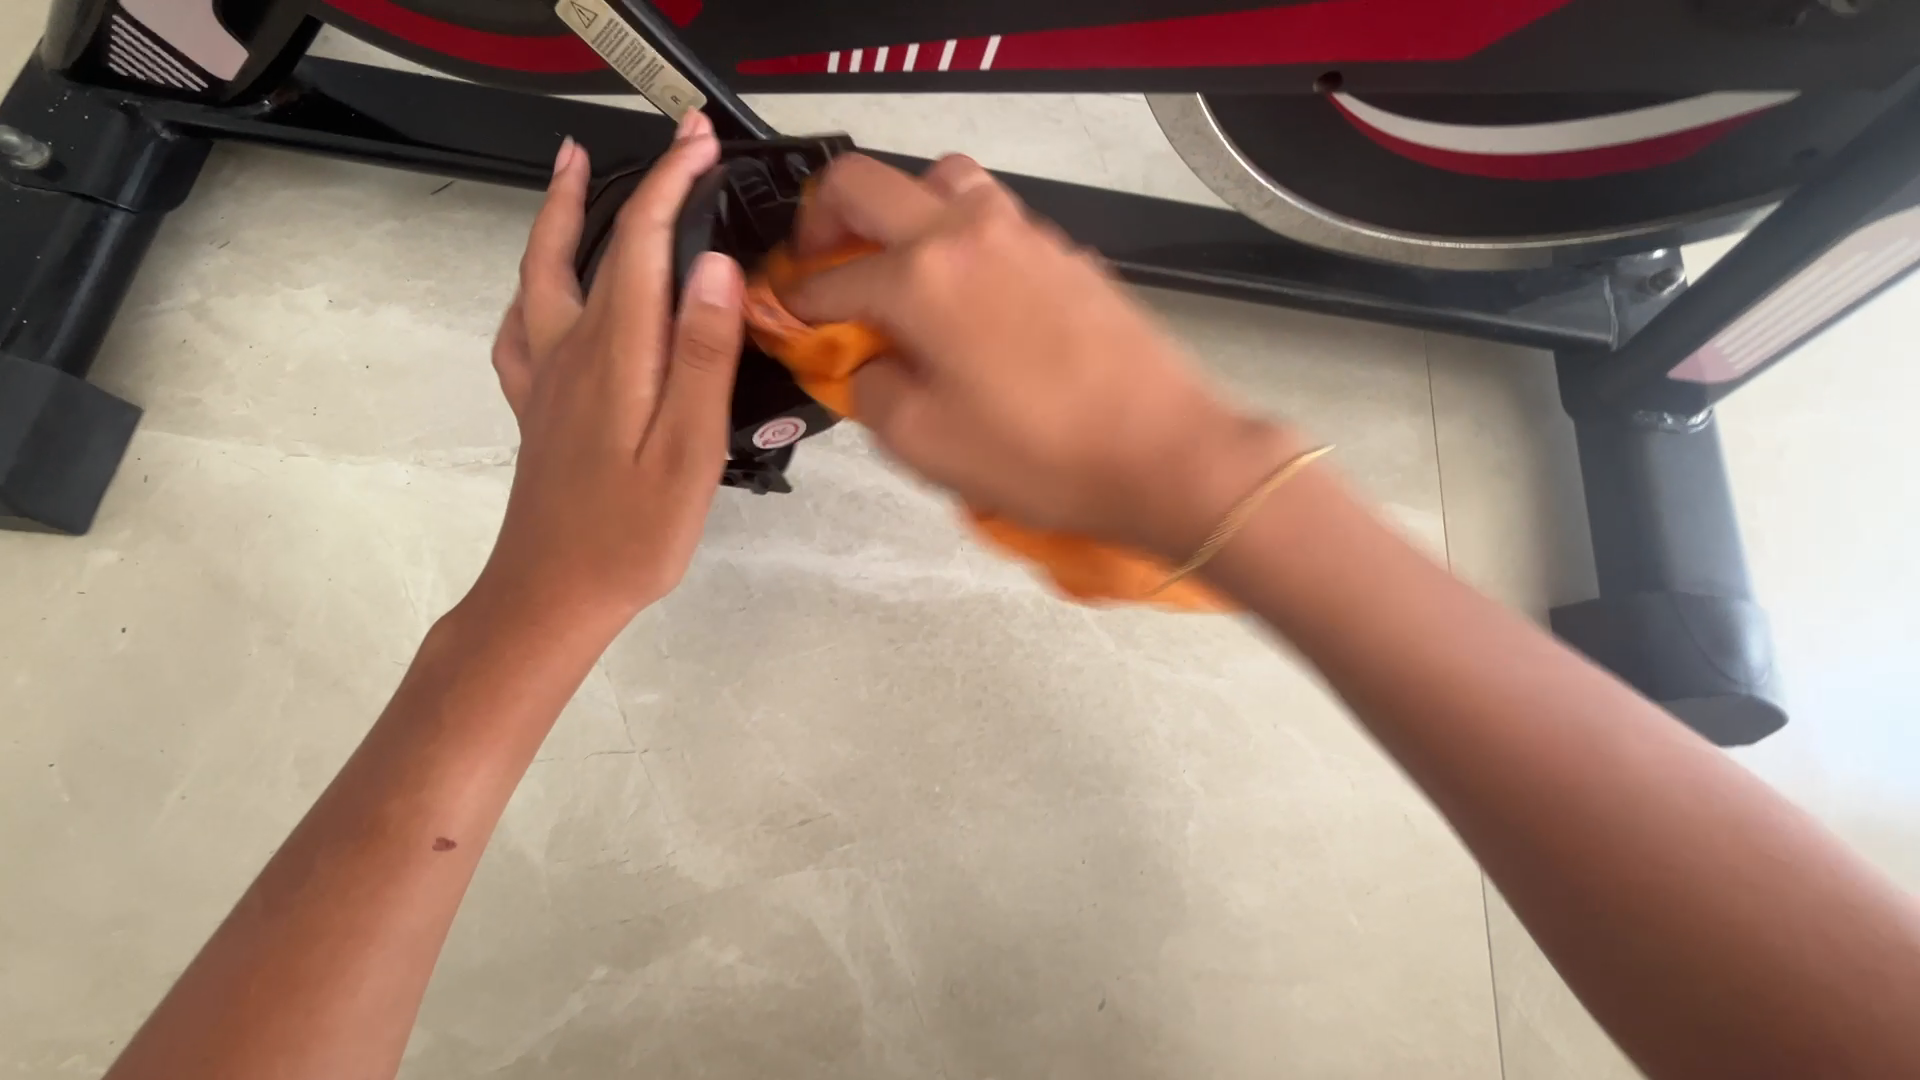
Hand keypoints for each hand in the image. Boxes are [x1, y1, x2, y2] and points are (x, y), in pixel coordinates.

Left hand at [478, 113, 744, 629]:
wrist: (555, 592)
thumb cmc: (635, 532)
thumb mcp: (688, 450)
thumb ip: (701, 357)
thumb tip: (714, 267)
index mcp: (617, 354)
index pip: (645, 244)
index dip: (674, 184)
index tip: (704, 140)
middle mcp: (573, 349)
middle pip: (598, 244)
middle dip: (638, 185)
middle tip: (672, 147)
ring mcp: (546, 376)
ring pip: (543, 271)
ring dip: (561, 213)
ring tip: (574, 169)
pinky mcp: (537, 406)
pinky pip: (521, 326)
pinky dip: (530, 286)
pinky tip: (540, 286)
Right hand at [779, 154, 1295, 559]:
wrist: (1161, 454)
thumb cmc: (1041, 456)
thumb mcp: (923, 444)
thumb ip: (870, 389)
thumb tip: (863, 364)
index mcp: (921, 278)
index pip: (829, 276)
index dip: (794, 299)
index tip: (785, 315)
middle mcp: (968, 235)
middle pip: (867, 182)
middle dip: (823, 219)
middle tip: (821, 265)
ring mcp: (1024, 235)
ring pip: (940, 182)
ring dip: (901, 212)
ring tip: (899, 269)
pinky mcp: (1066, 254)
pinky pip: (995, 218)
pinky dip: (960, 237)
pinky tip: (969, 294)